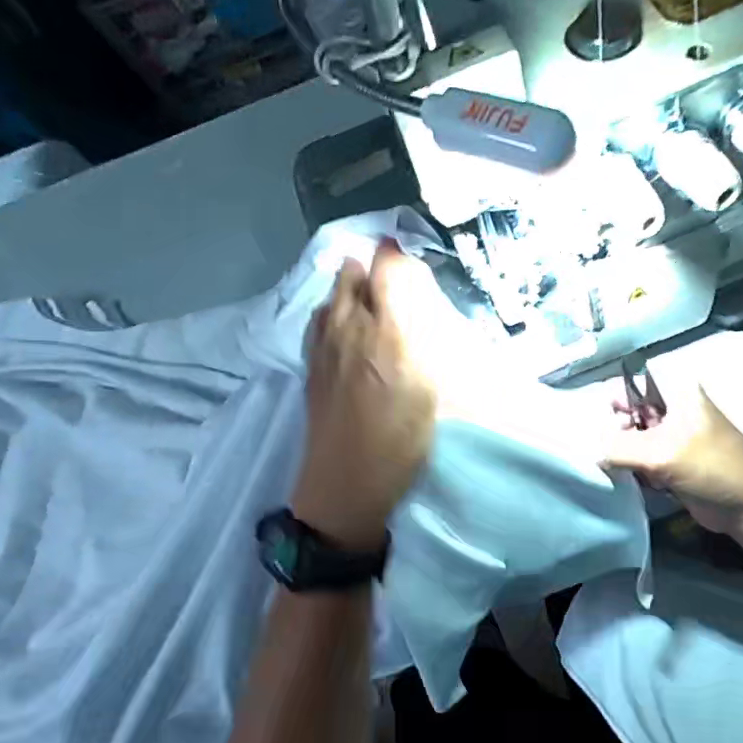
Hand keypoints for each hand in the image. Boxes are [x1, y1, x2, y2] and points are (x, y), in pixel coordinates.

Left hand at [291, 242, 436, 552]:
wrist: (344, 488)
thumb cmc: (400, 444)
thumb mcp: (430, 393)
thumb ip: (426, 344)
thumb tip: (419, 309)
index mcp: (386, 334)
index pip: (387, 272)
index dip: (399, 256)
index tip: (411, 254)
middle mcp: (350, 331)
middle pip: (353, 278)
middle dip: (373, 265)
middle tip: (392, 268)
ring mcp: (324, 348)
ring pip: (331, 297)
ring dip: (348, 282)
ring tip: (362, 280)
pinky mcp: (311, 368)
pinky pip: (317, 321)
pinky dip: (329, 308)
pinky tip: (336, 316)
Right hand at [602, 380, 742, 547]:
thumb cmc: (711, 467)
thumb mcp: (660, 453)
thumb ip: (618, 449)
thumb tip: (589, 450)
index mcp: (677, 392)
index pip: (635, 380)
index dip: (615, 396)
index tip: (599, 419)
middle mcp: (674, 408)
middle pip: (631, 408)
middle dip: (615, 427)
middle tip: (604, 447)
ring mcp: (674, 436)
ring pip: (634, 436)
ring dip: (622, 451)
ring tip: (613, 464)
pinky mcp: (672, 462)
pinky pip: (641, 458)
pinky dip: (632, 466)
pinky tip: (627, 476)